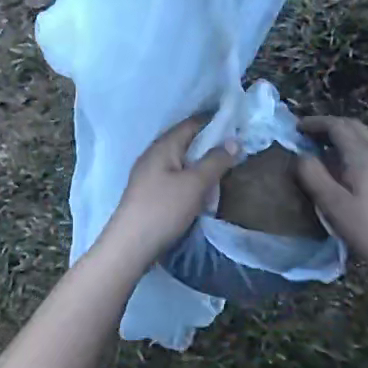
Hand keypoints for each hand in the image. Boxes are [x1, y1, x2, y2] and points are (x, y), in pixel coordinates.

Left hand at [97, 116, 237, 264]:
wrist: (130, 245)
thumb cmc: (163, 209)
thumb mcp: (195, 184)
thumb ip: (215, 161)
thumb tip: (233, 140)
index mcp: (163, 146)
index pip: (191, 124)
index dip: (214, 122)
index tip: (237, 125)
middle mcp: (153, 155)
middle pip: (185, 142)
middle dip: (209, 144)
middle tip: (235, 149)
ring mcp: (148, 175)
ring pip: (180, 161)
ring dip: (200, 163)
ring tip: (223, 169)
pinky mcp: (149, 193)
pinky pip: (174, 177)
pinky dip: (191, 179)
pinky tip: (202, 189)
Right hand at [293, 116, 367, 260]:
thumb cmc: (367, 229)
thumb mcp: (331, 202)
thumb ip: (312, 174)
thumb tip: (302, 156)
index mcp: (365, 154)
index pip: (338, 126)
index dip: (315, 123)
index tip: (296, 128)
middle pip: (354, 127)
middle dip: (329, 127)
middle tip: (307, 136)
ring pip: (364, 140)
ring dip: (342, 139)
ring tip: (320, 152)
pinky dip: (352, 151)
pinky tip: (342, 171)